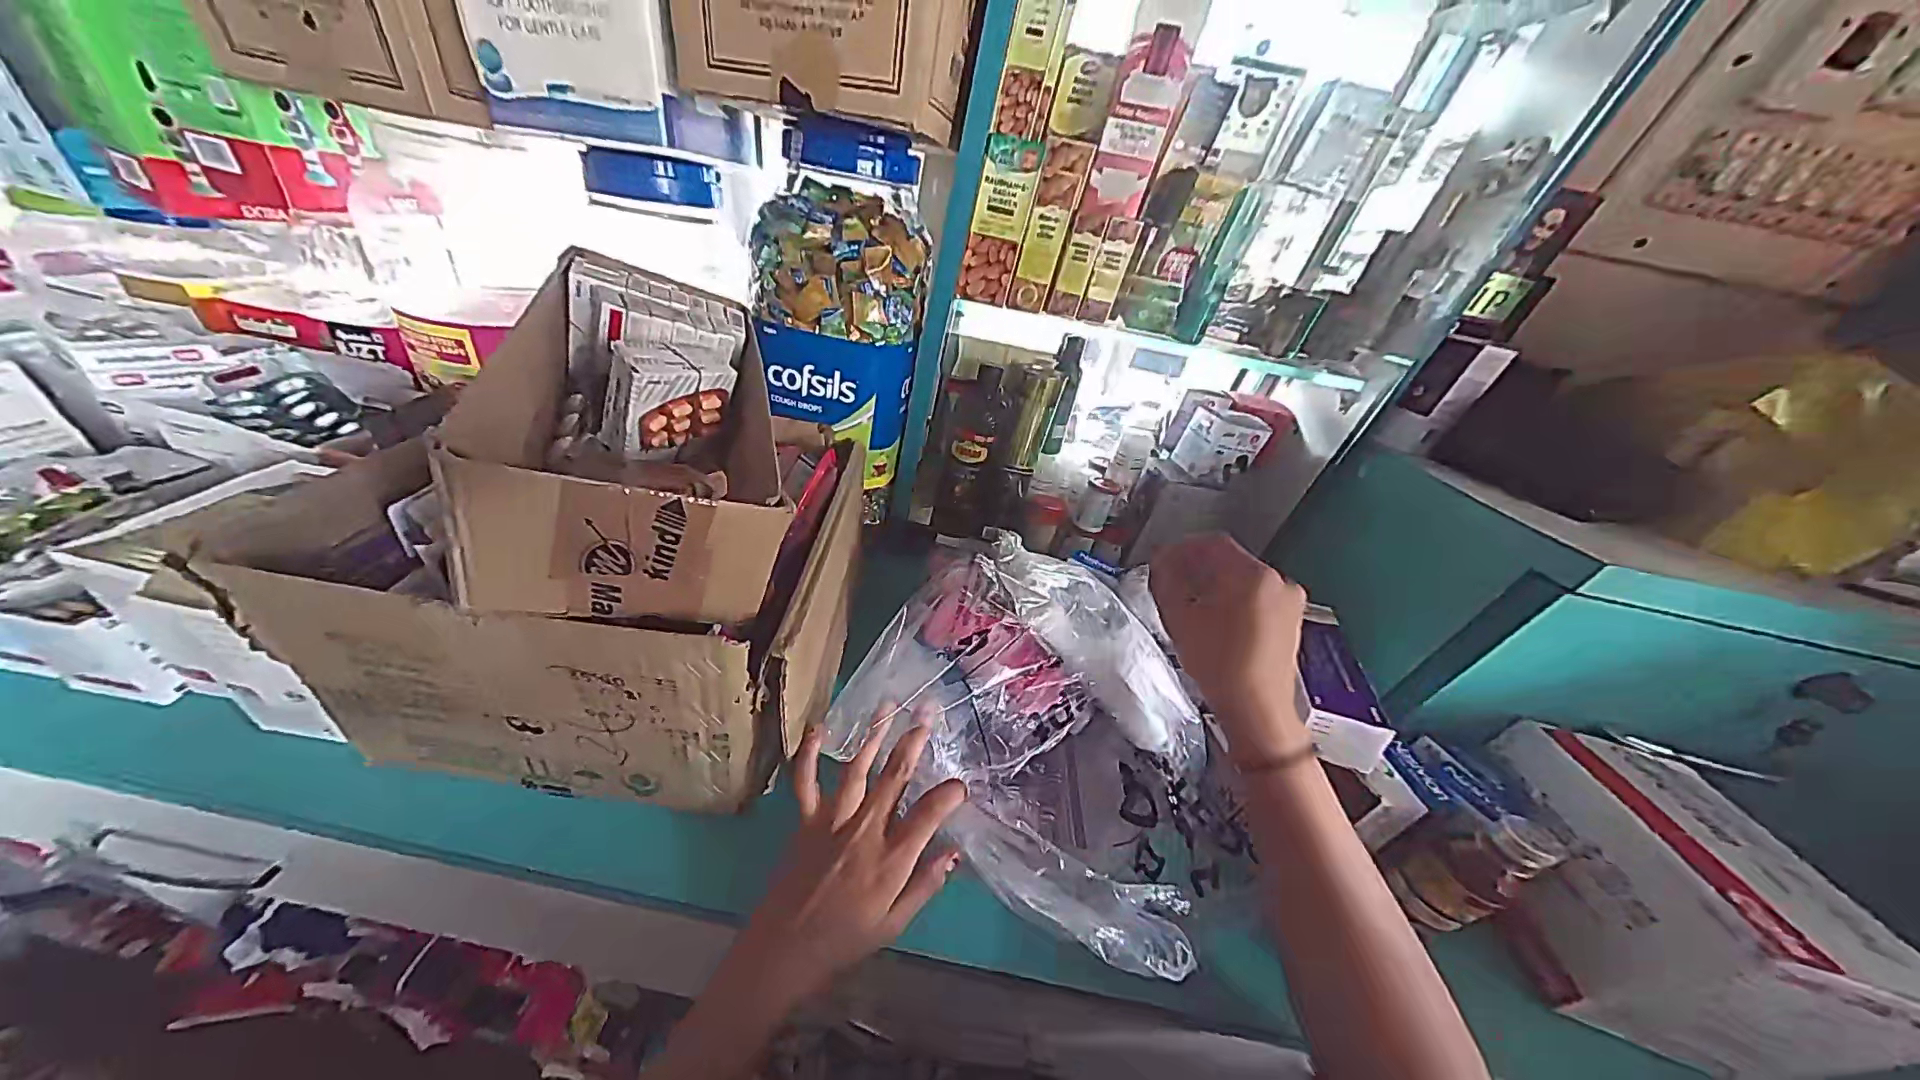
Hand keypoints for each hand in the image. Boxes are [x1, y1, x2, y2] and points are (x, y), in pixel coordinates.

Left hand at [727, 707, 967, 1007]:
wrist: (783, 950)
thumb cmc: (844, 941)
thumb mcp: (894, 923)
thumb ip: (925, 884)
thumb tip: (954, 852)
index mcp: (890, 858)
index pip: (928, 814)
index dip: (949, 794)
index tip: (961, 785)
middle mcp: (864, 830)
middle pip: (894, 777)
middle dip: (914, 741)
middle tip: (928, 712)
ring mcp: (831, 821)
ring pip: (856, 768)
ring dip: (873, 734)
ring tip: (886, 706)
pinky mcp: (806, 821)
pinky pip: (806, 781)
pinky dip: (810, 753)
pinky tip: (819, 729)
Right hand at [1150, 533, 1310, 770]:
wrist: (1256, 709)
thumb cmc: (1218, 663)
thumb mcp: (1180, 618)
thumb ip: (1167, 581)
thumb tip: (1163, 562)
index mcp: (1253, 575)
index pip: (1213, 544)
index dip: (1183, 548)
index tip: (1164, 559)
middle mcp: (1278, 582)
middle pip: (1230, 560)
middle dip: (1198, 566)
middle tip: (1172, 579)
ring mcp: (1289, 602)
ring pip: (1244, 580)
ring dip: (1216, 584)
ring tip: (1190, 602)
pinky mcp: (1291, 622)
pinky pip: (1257, 598)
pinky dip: (1234, 600)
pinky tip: (1215, 620)